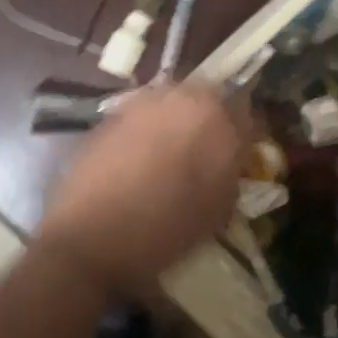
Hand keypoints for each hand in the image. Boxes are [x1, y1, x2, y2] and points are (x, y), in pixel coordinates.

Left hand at [38, 83, 248, 297]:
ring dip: (177, 125)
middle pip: (206, 100)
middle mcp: (177, 96)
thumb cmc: (166, 229)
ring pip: (171, 106)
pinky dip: (147, 135)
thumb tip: (232, 162)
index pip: (246, 111)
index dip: (246, 135)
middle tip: (208, 155)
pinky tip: (141, 165)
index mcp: (214, 115)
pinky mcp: (108, 117)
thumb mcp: (219, 208)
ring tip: (172, 159)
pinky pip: (140, 119)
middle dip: (210, 123)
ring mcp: (138, 103)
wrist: (90, 240)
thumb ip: (233, 173)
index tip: (243, 157)